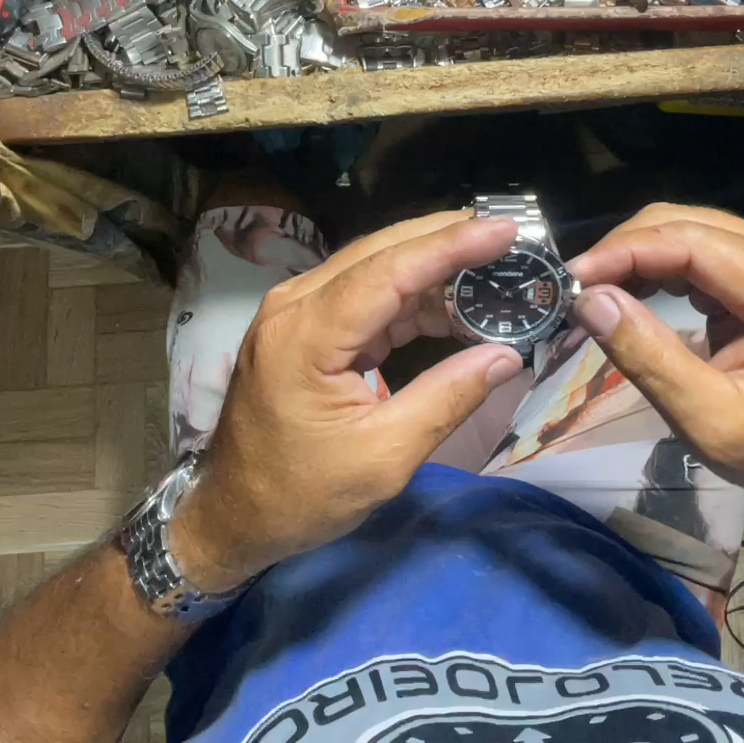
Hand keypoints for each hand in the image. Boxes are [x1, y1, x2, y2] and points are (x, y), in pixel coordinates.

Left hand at [171, 212, 524, 590]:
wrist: (234, 513)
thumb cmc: (300, 494)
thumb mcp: (383, 457)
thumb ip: (446, 398)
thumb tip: (506, 356)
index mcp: (304, 335)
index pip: (388, 271)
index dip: (450, 245)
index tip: (505, 229)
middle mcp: (295, 305)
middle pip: (380, 253)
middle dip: (447, 239)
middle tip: (509, 236)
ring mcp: (297, 311)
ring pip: (375, 268)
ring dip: (434, 268)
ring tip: (495, 271)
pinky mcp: (307, 326)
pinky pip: (366, 295)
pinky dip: (412, 297)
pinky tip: (454, 306)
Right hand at [565, 204, 743, 513]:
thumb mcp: (710, 421)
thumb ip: (649, 358)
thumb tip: (588, 300)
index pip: (693, 242)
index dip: (625, 251)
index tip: (571, 277)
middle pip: (688, 223)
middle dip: (624, 250)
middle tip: (576, 290)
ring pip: (688, 228)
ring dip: (636, 256)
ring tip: (597, 294)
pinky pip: (700, 246)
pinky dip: (658, 265)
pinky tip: (631, 293)